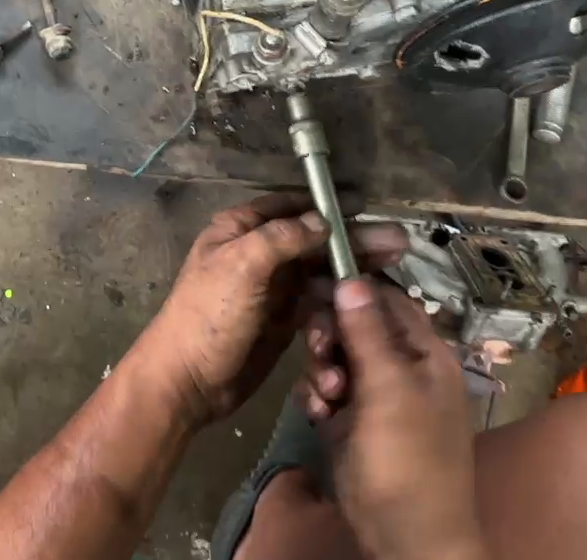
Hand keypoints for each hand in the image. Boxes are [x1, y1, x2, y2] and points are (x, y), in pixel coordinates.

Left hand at [131, 194, 406, 428]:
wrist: (187, 381)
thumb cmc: (209, 316)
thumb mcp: (241, 266)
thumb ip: (282, 239)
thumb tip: (321, 220)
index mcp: (240, 229)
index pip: (290, 206)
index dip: (327, 206)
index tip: (365, 208)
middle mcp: (259, 252)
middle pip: (313, 240)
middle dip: (352, 242)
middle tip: (398, 243)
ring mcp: (273, 287)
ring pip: (319, 273)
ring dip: (351, 275)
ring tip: (390, 275)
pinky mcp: (283, 320)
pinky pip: (317, 305)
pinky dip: (336, 307)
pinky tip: (360, 310)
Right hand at [301, 279, 483, 559]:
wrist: (406, 540)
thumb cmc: (408, 460)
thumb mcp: (389, 390)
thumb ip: (367, 332)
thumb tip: (350, 277)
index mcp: (424, 352)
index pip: (386, 298)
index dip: (352, 286)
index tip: (312, 280)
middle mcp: (400, 365)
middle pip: (354, 322)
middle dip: (330, 332)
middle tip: (318, 348)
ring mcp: (374, 393)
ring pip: (335, 352)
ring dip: (321, 366)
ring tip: (324, 394)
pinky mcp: (350, 418)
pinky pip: (325, 386)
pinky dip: (316, 395)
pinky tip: (317, 414)